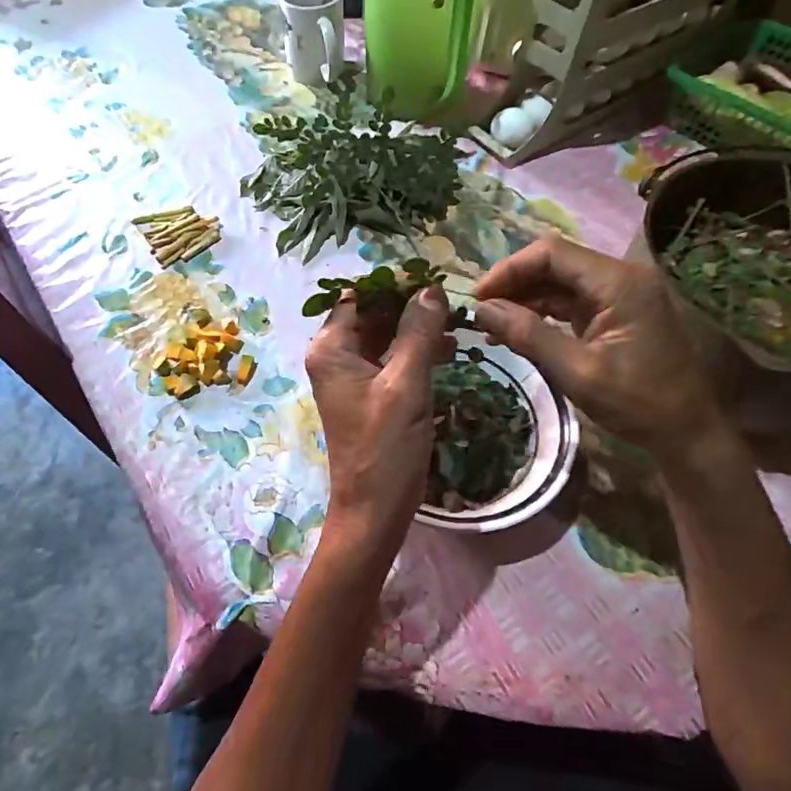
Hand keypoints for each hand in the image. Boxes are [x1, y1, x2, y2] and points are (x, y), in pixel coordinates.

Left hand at [305, 286, 450, 561]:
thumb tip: (432, 289)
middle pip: (372, 313)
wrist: (373, 509)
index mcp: (331, 347)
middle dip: (410, 305)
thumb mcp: (406, 384)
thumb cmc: (385, 447)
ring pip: (384, 336)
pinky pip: (390, 360)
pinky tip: (448, 352)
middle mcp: (333, 355)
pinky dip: (415, 352)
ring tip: (459, 327)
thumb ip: (418, 332)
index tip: (434, 280)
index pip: (360, 295)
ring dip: (417, 328)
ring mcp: (349, 376)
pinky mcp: (367, 394)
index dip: (394, 284)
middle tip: (455, 301)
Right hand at [473, 236, 722, 455]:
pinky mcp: (614, 311)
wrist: (686, 431)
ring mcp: (619, 293)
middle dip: (513, 284)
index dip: (509, 270)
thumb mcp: (577, 371)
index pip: (551, 253)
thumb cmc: (637, 402)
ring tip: (490, 325)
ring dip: (522, 298)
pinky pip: (568, 300)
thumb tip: (482, 310)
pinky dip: (539, 312)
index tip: (478, 298)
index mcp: (619, 282)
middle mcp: (621, 276)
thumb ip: (528, 335)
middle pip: (554, 263)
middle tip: (479, 312)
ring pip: (557, 281)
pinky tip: (513, 330)